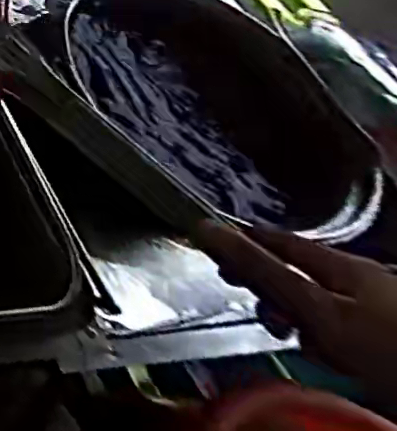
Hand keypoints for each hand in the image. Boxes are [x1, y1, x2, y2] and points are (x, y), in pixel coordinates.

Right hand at [194, 221, 396, 407]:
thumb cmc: (386, 350)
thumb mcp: (314, 308)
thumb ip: (258, 266)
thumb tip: (201, 225)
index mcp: (344, 265)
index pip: (272, 238)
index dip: (236, 242)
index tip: (208, 257)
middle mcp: (364, 279)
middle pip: (293, 270)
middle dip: (269, 289)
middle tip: (264, 313)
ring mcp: (382, 309)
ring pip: (316, 300)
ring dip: (297, 317)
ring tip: (299, 340)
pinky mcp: (388, 335)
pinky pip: (339, 324)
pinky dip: (324, 336)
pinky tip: (330, 355)